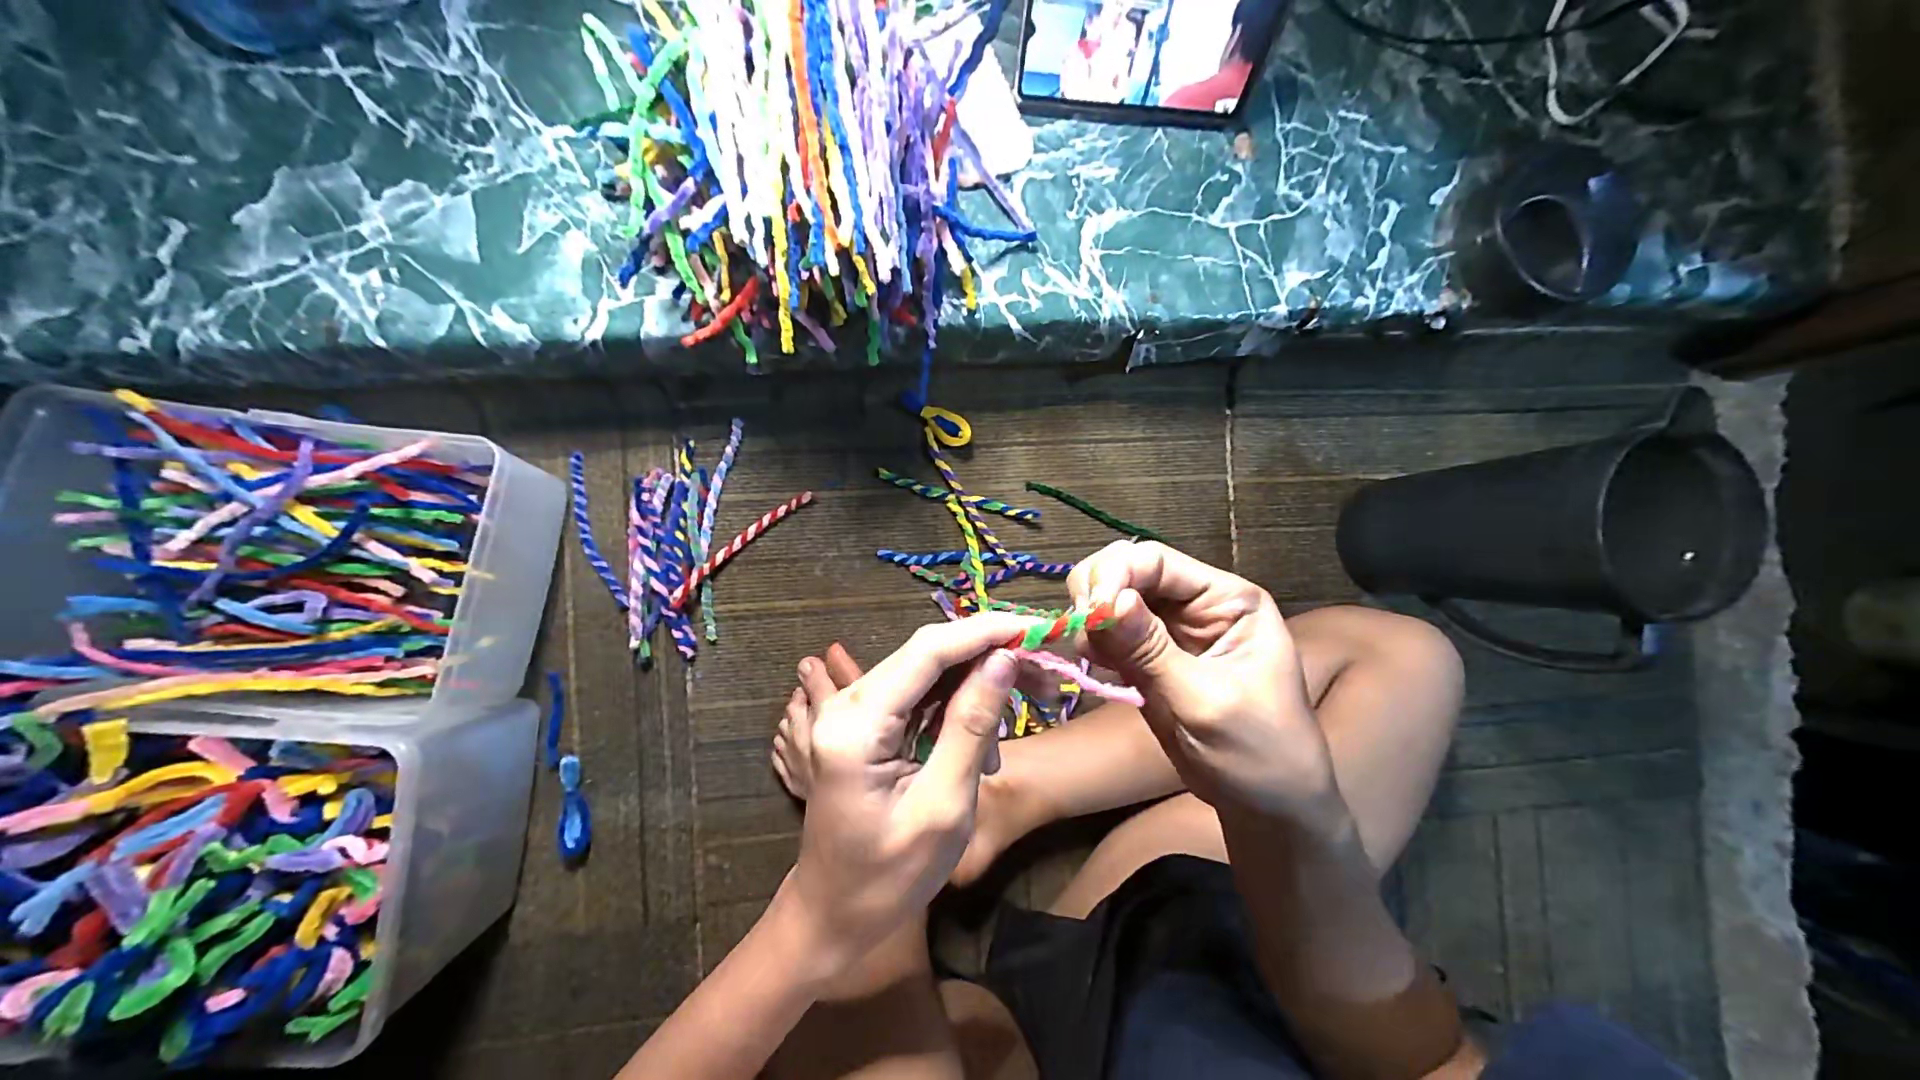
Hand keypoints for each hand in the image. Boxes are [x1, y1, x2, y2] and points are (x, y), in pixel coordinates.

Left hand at [778, 613, 1027, 972]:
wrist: (832, 915)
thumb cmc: (889, 877)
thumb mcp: (945, 805)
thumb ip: (972, 725)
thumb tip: (1003, 659)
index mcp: (856, 725)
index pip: (927, 651)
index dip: (984, 632)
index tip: (1035, 628)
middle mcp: (847, 705)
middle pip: (927, 655)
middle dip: (988, 657)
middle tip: (1045, 679)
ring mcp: (850, 713)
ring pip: (927, 673)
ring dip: (977, 685)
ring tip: (1024, 714)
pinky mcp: (863, 725)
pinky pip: (918, 697)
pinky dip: (957, 708)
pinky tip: (985, 742)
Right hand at [1069, 541, 1339, 826]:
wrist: (1266, 805)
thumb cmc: (1256, 753)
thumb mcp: (1206, 702)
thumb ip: (1152, 652)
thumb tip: (1107, 603)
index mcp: (1227, 599)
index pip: (1157, 560)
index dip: (1116, 575)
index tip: (1090, 614)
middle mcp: (1196, 603)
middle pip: (1127, 568)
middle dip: (1097, 593)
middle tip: (1085, 635)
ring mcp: (1171, 629)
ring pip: (1110, 597)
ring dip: (1090, 618)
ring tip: (1093, 658)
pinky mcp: (1148, 655)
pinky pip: (1108, 631)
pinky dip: (1091, 642)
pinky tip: (1098, 668)